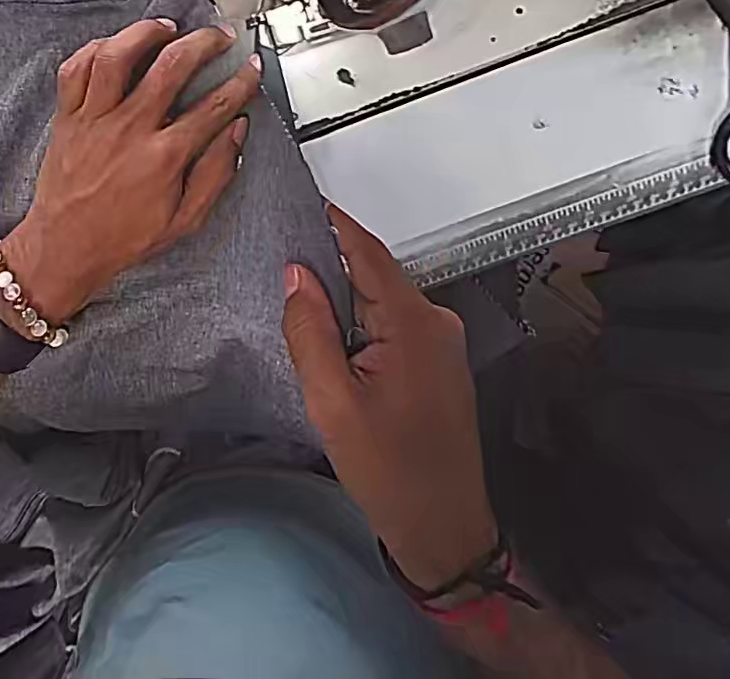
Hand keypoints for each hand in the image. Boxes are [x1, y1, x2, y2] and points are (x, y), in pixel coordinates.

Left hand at [0, 18, 261, 323]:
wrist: (65, 247)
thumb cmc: (120, 237)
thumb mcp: (184, 220)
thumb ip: (215, 174)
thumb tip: (236, 133)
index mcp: (163, 157)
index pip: (214, 106)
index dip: (240, 82)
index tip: (249, 70)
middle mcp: (128, 130)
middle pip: (172, 66)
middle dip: (204, 43)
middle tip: (218, 37)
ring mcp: (94, 120)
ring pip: (117, 56)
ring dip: (146, 33)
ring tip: (167, 28)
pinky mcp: (68, 118)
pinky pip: (75, 70)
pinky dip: (94, 49)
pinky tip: (114, 46)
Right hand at [282, 205, 497, 591]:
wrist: (444, 529)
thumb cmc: (391, 471)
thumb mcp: (332, 401)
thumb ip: (310, 331)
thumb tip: (296, 275)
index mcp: (414, 324)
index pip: (369, 253)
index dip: (335, 223)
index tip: (306, 201)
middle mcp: (435, 322)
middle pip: (373, 273)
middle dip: (329, 266)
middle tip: (285, 267)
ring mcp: (440, 341)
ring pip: (380, 298)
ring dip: (343, 298)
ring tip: (303, 310)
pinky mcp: (436, 358)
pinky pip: (390, 320)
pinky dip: (359, 319)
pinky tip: (334, 340)